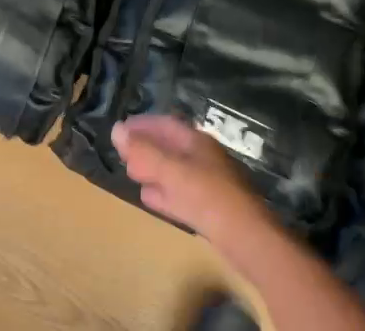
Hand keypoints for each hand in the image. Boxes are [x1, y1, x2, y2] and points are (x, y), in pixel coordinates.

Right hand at [112, 115, 273, 246]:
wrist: (248, 240)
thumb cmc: (209, 197)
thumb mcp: (172, 171)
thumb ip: (143, 152)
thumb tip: (116, 129)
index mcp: (197, 142)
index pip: (166, 124)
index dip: (142, 124)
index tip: (120, 129)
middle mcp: (204, 158)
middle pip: (169, 147)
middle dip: (145, 148)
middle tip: (122, 152)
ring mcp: (208, 184)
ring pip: (174, 171)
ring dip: (153, 170)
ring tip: (132, 173)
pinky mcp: (209, 208)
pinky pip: (180, 193)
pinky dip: (163, 192)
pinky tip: (149, 198)